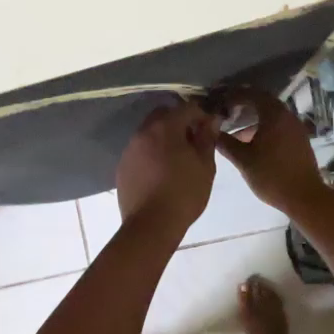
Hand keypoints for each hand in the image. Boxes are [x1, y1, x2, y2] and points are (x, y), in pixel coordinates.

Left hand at [115, 100, 216, 239]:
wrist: (151, 225)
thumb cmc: (184, 194)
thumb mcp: (205, 166)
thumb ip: (207, 139)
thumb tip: (211, 120)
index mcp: (165, 127)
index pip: (187, 108)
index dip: (201, 115)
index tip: (210, 128)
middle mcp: (143, 132)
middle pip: (163, 115)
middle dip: (179, 121)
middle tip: (193, 140)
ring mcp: (129, 149)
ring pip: (149, 132)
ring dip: (164, 137)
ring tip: (177, 158)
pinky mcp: (122, 166)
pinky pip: (140, 150)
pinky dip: (151, 152)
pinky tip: (160, 172)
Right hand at [214, 89, 333, 215]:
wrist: (304, 196)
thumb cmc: (271, 175)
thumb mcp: (243, 160)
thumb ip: (225, 143)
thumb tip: (211, 131)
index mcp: (274, 115)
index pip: (251, 94)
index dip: (233, 96)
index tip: (219, 102)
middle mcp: (287, 115)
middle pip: (263, 101)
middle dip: (243, 105)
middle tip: (226, 112)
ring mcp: (296, 127)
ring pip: (271, 114)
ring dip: (253, 117)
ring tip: (235, 128)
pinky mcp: (299, 139)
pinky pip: (279, 125)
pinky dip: (264, 126)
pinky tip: (252, 141)